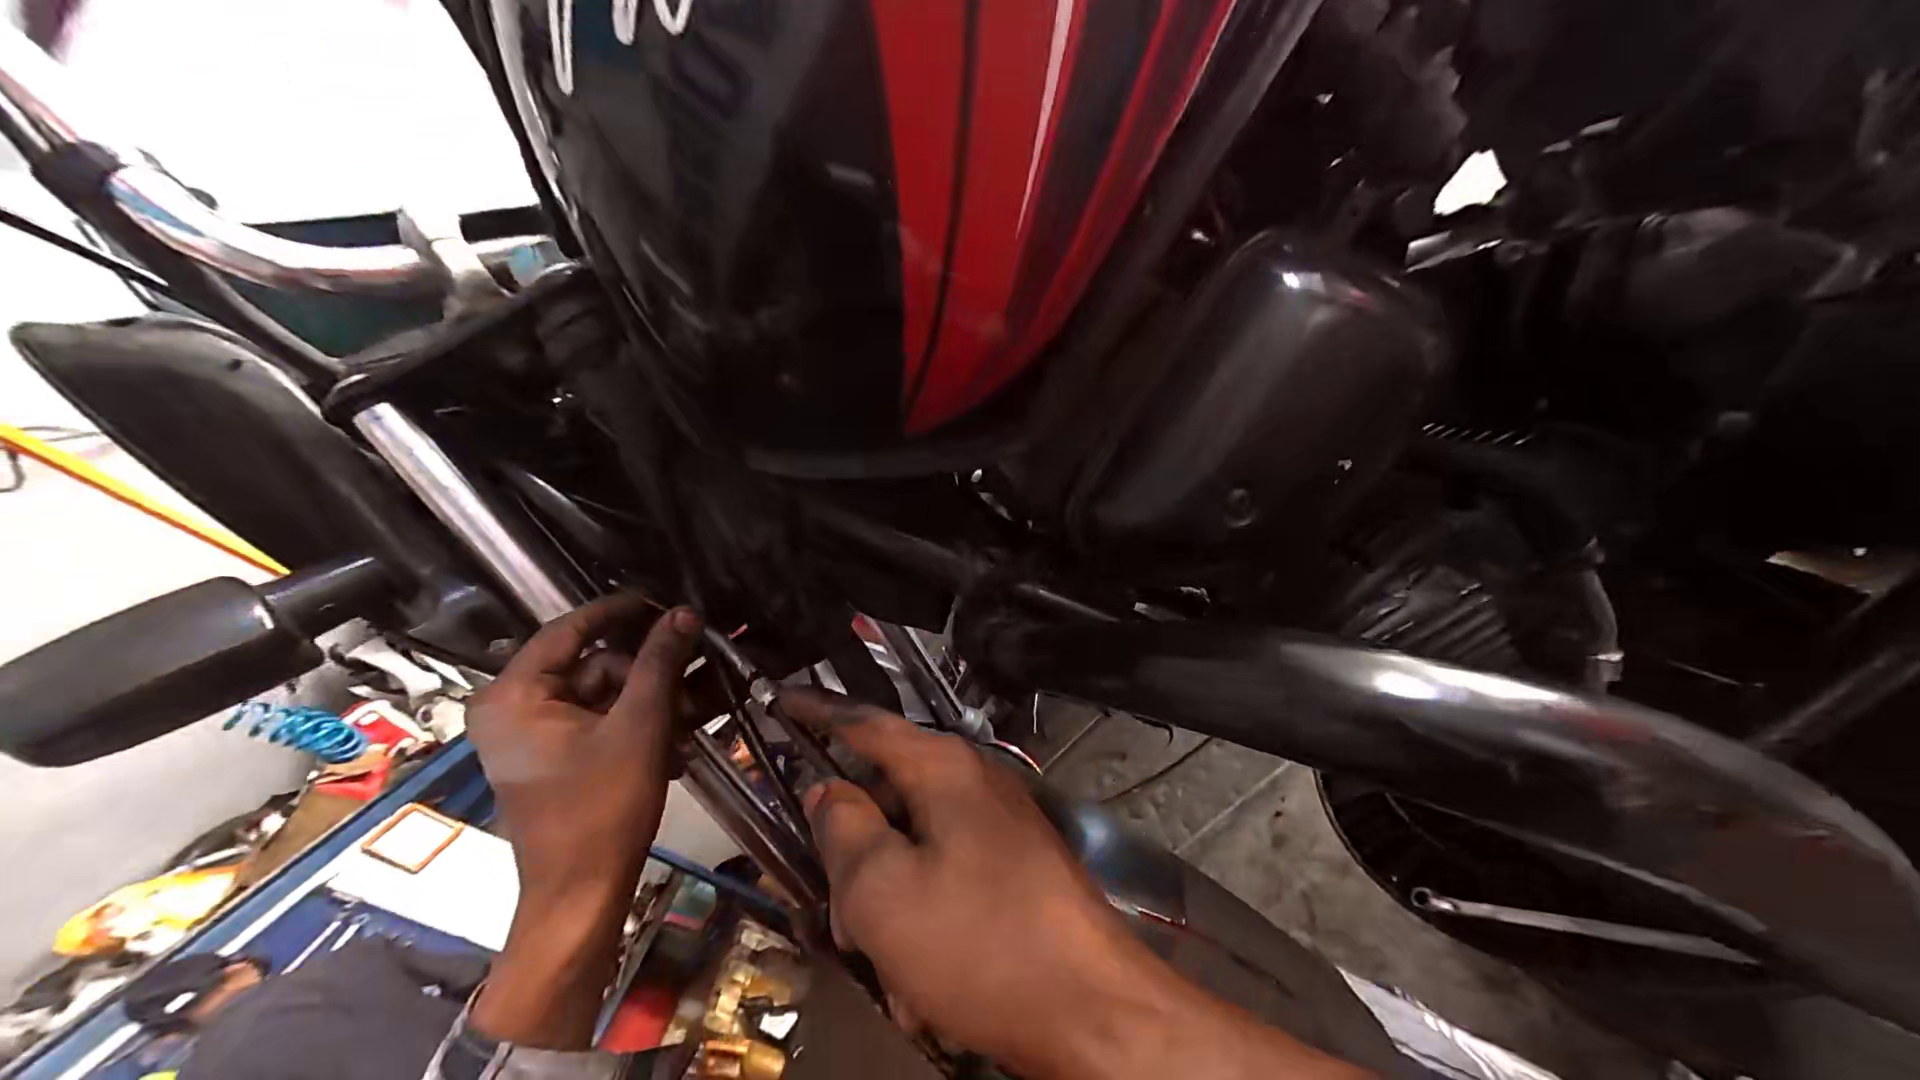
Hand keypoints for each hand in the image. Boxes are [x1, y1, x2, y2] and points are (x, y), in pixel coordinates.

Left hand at [465, 595, 701, 1047]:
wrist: (582, 894)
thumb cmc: (602, 806)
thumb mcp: (640, 725)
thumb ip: (661, 662)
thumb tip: (683, 613)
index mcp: (515, 696)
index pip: (570, 630)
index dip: (621, 612)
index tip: (666, 603)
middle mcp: (514, 709)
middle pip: (596, 665)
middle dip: (649, 674)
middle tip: (694, 677)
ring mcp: (533, 735)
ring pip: (606, 695)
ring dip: (653, 702)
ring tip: (692, 717)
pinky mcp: (555, 757)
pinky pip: (602, 722)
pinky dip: (640, 726)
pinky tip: (674, 743)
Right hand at [781, 689, 1372, 1079]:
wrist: (1095, 1014)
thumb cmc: (982, 944)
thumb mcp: (884, 891)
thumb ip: (842, 830)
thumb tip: (828, 791)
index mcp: (944, 769)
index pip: (866, 723)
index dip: (817, 711)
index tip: (784, 701)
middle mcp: (974, 784)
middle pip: (885, 799)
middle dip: (855, 861)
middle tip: (844, 921)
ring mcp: (997, 827)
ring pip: (910, 852)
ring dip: (888, 910)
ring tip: (897, 972)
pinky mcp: (1011, 871)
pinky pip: (943, 882)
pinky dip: (924, 927)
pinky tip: (929, 987)